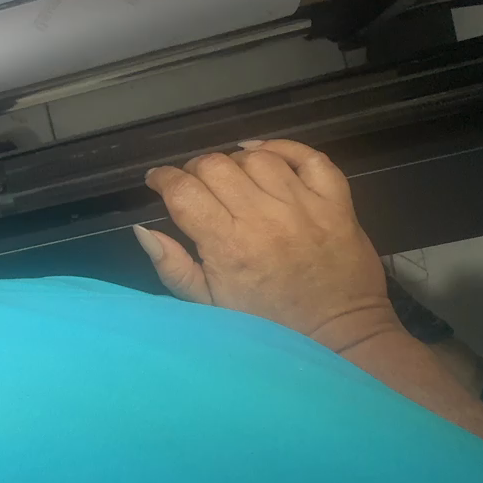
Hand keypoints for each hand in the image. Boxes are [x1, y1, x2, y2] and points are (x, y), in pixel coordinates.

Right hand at [134, 140, 398, 353]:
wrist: (340, 335)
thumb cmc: (267, 323)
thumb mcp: (208, 303)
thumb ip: (172, 266)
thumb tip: (142, 229)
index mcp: (228, 245)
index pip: (183, 191)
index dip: (162, 178)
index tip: (156, 181)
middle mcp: (264, 218)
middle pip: (215, 165)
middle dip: (193, 169)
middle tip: (193, 184)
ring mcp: (305, 207)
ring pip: (257, 158)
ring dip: (234, 161)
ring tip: (231, 178)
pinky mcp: (337, 203)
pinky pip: (309, 158)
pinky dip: (284, 147)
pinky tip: (264, 154)